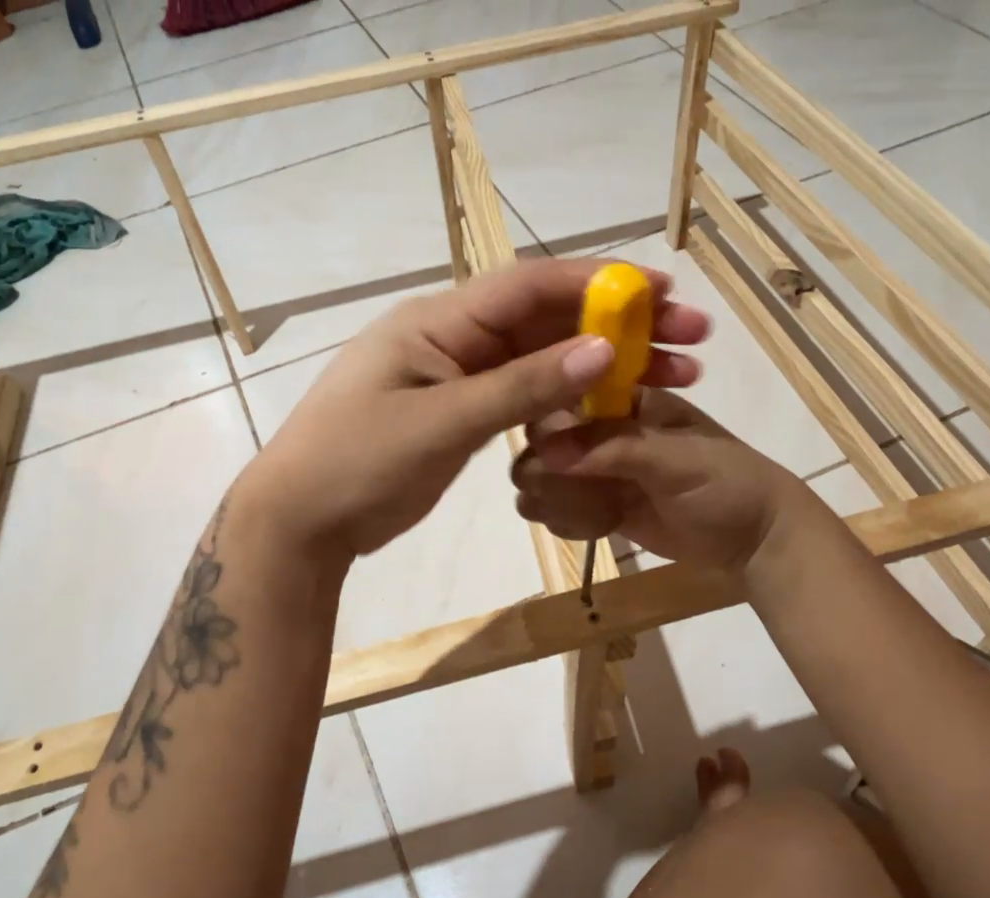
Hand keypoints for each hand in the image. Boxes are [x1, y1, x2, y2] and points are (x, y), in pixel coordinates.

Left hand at [240, 258, 709, 560]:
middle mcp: (452, 338)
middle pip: (546, 320)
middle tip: (688, 340)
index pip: (531, 285)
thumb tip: (602, 349)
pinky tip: (611, 407)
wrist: (300, 522)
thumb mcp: (443, 423)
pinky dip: (566, 399)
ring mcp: (455, 377)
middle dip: (617, 327)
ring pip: (541, 359)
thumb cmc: (358, 463)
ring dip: (600, 366)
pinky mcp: (458, 414)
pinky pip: (523, 394)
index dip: (599, 282)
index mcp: (439, 322)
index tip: (662, 290)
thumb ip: (523, 386)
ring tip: (670, 378)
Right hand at [512, 389, 808, 571]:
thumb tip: (544, 451)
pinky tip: (595, 531)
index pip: (563, 399)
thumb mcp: (676, 459)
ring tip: (593, 517)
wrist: (756, 539)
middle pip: (542, 444)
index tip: (553, 459)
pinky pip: (559, 511)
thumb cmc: (728, 483)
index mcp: (625, 400)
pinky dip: (566, 523)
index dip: (547, 429)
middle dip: (547, 474)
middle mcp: (603, 431)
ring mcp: (599, 471)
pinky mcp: (600, 508)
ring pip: (544, 481)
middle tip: (575, 496)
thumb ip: (612, 448)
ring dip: (554, 501)